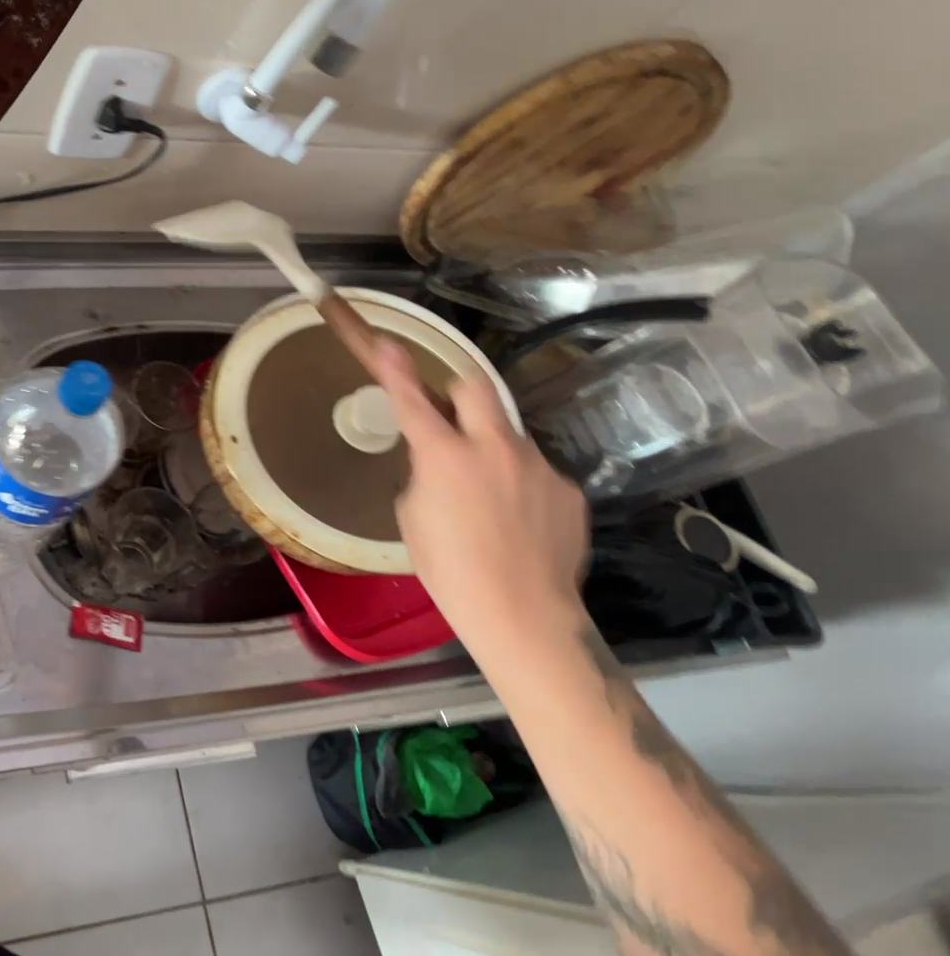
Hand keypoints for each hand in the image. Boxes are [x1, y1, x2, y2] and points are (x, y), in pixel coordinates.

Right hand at [374, 340, 590, 651]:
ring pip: (508, 436)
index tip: (387, 342)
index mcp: (445, 457)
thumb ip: (424, 476)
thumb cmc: (449, 570)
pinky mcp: (568, 490)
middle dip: (458, 394)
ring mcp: (538, 466)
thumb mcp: (413, 518)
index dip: (396, 369)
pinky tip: (517, 523)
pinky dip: (521, 486)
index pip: (413, 400)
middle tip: (449, 418)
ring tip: (488, 499)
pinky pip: (536, 473)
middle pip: (477, 388)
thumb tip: (439, 465)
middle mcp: (494, 448)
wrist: (521, 612)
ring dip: (491, 451)